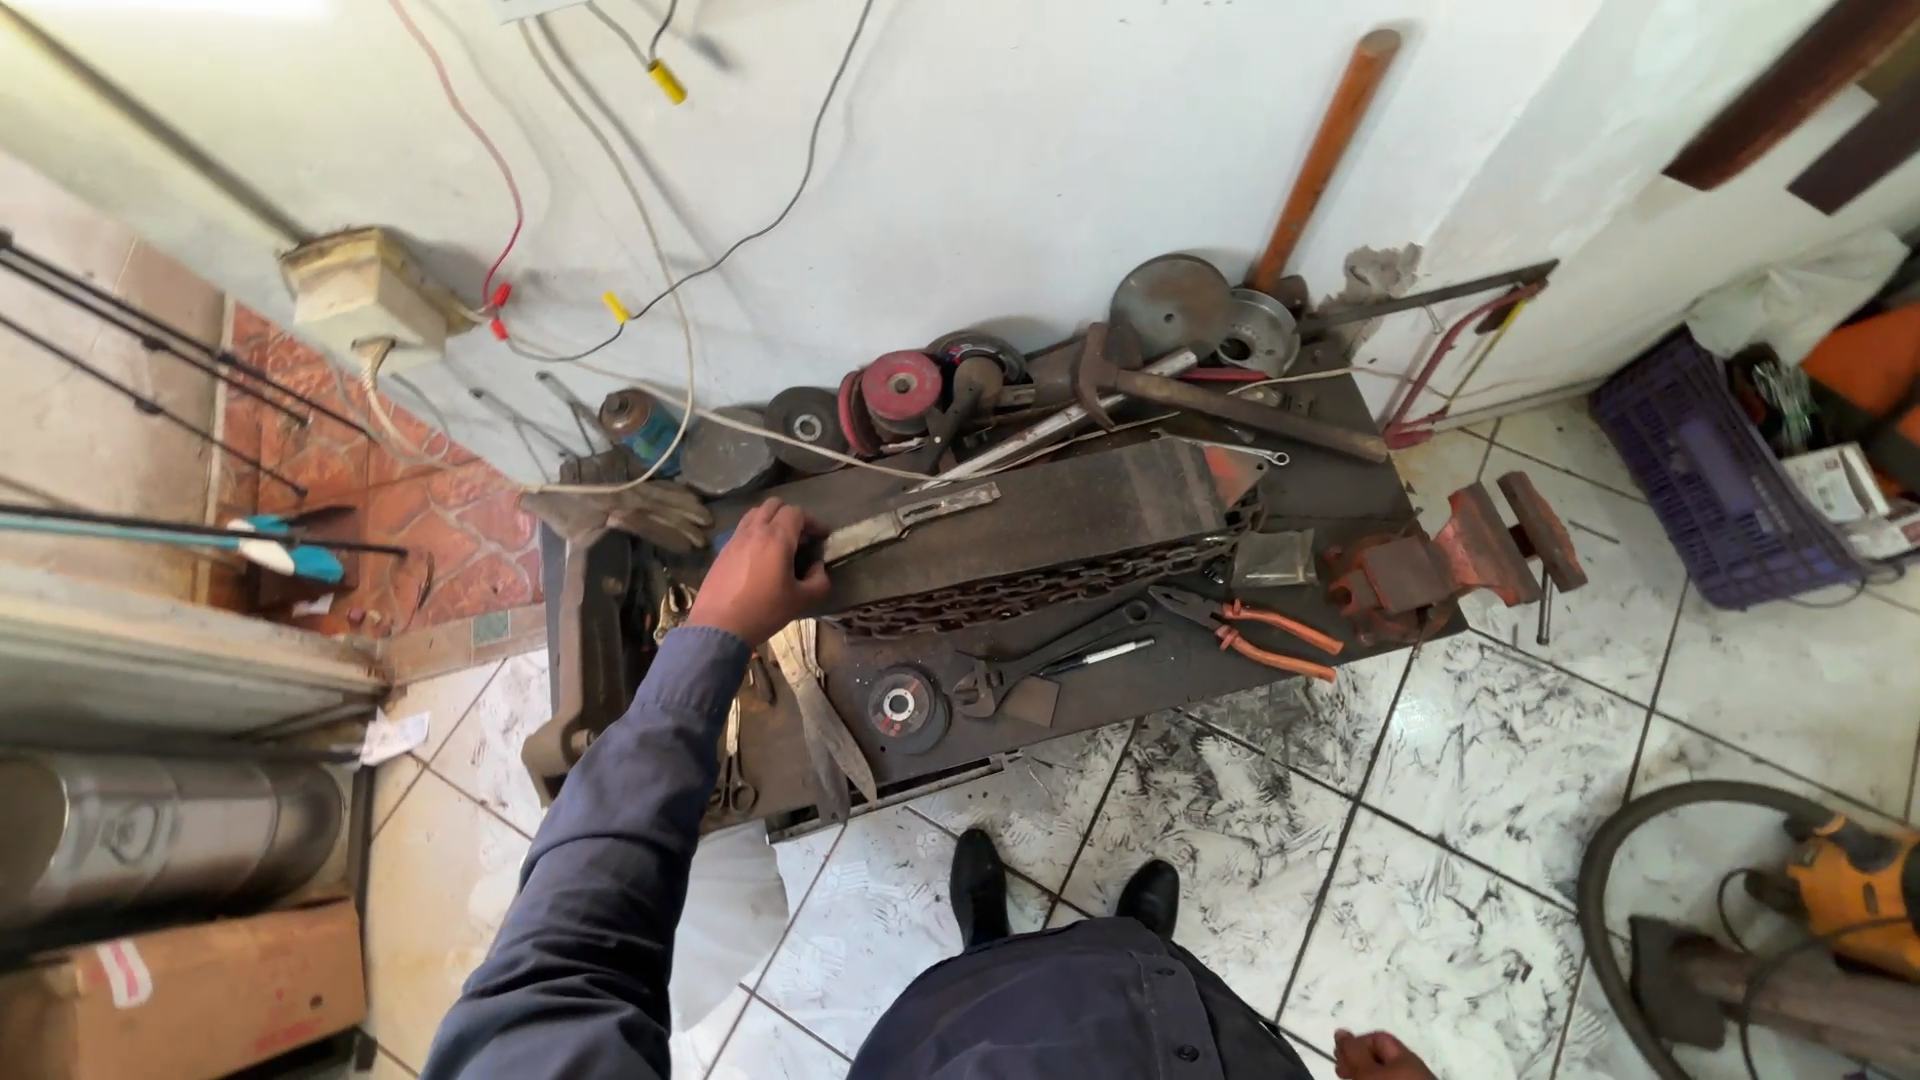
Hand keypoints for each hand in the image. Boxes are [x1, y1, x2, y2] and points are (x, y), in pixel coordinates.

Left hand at [687, 498, 829, 645]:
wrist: (719, 626)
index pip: (797, 513)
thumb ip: (819, 580)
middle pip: (774, 505)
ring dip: (771, 519)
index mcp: (777, 538)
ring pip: (755, 513)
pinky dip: (755, 531)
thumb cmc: (764, 611)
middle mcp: (755, 531)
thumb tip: (817, 567)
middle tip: (801, 536)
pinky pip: (742, 529)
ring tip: (780, 541)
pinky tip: (759, 554)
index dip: (813, 521)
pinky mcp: (722, 550)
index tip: (822, 536)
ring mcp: (735, 539)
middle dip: (791, 515)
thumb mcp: (801, 600)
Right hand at [1333, 1030, 1434, 1079]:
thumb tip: (1341, 1032)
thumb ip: (1352, 1052)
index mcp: (1406, 1058)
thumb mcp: (1368, 1073)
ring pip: (1387, 1077)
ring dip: (1367, 1077)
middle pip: (1382, 1060)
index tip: (1340, 1059)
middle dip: (1359, 1064)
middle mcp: (1415, 1072)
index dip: (1356, 1044)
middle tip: (1342, 1074)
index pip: (1377, 1039)